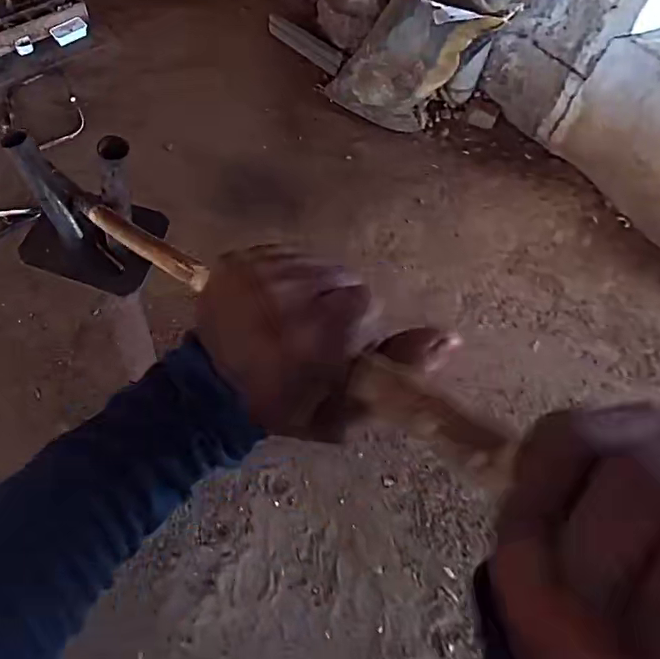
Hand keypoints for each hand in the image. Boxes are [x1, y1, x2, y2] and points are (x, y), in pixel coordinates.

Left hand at [193, 245, 455, 439]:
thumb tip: (447, 336)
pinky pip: (276, 252)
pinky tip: (274, 295)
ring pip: (307, 260)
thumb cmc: (284, 403)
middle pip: (335, 273)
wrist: (211, 387)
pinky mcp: (231, 262)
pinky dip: (283, 270)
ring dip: (309, 281)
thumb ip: (398, 367)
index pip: (362, 296)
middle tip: (317, 325)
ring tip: (294, 311)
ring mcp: (250, 274)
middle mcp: (281, 295)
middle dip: (335, 297)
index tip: (341, 338)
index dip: (357, 319)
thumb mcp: (346, 407)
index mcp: (312, 333)